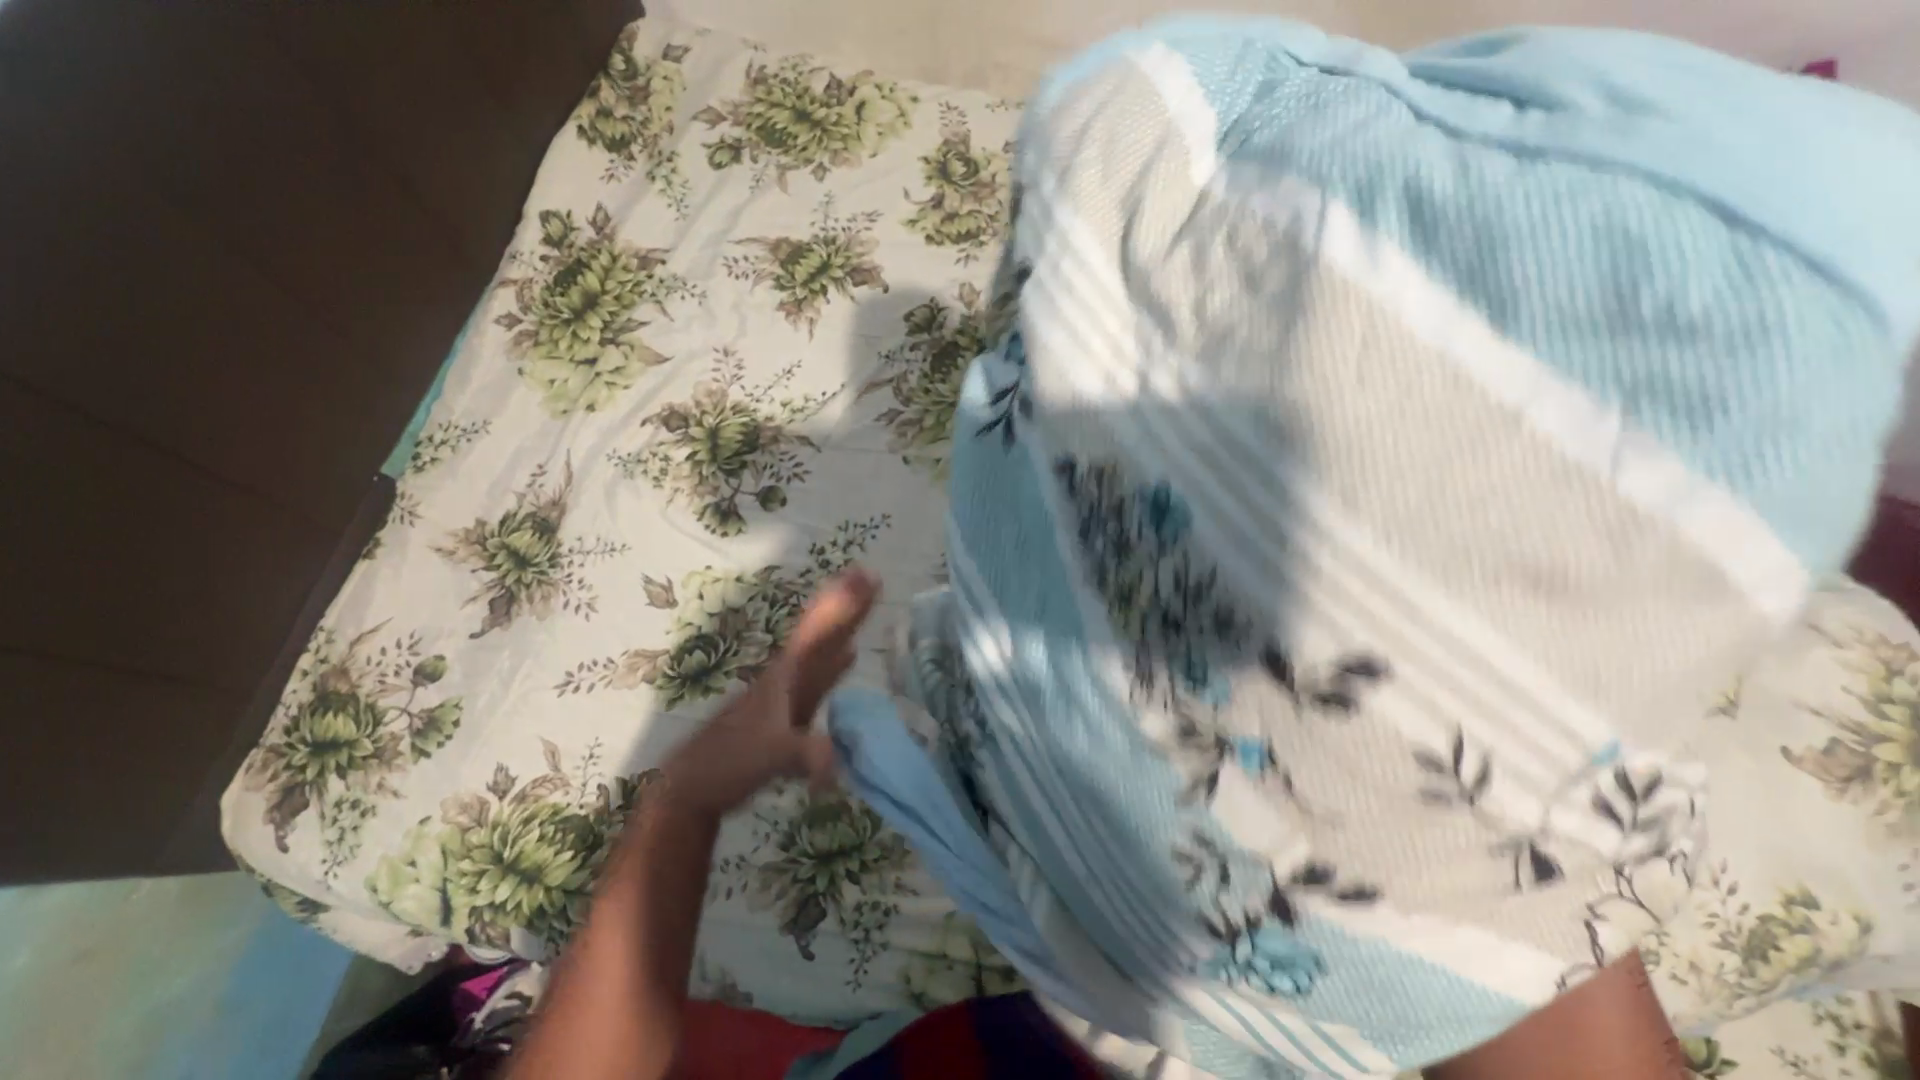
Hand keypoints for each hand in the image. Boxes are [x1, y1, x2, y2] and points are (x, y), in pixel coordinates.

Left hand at [658, 568, 880, 819]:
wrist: (693, 787)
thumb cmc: (726, 764)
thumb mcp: (769, 757)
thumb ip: (803, 754)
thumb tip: (834, 760)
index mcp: (784, 678)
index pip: (820, 634)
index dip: (843, 606)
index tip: (865, 575)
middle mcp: (787, 679)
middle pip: (823, 634)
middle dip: (847, 606)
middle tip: (871, 574)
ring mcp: (787, 697)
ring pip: (821, 652)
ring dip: (842, 627)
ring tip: (863, 599)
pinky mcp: (788, 716)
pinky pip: (820, 679)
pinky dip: (836, 663)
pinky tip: (849, 655)